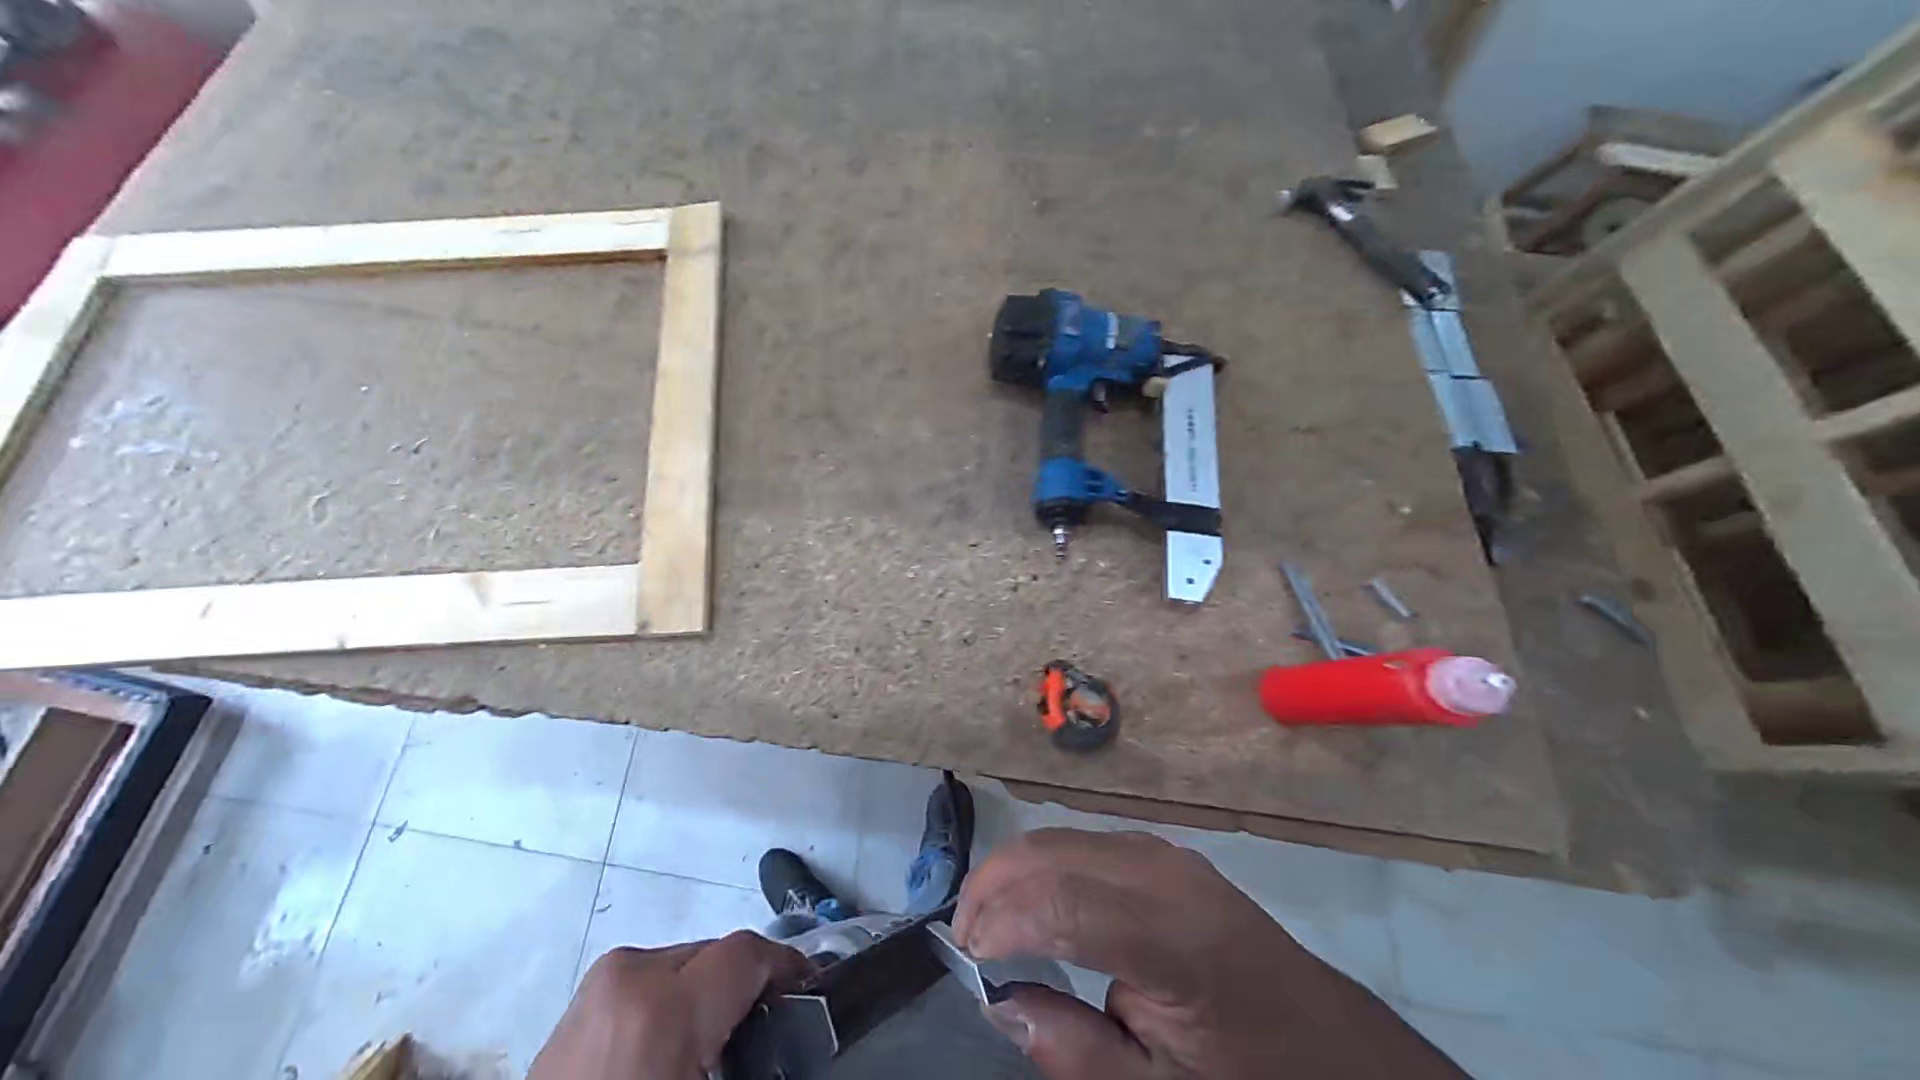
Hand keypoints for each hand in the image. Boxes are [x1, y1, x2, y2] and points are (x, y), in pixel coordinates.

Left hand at [528, 931, 808, 1079]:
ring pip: (677, 965)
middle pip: (713, 953)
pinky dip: (667, 1005)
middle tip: (765, 1028)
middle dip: (745, 984)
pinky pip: (640, 987)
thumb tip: (788, 1032)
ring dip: (707, 994)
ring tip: (717, 1043)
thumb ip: (754, 1059)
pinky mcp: (568, 1014)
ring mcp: (591, 994)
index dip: (786, 966)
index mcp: (663, 1008)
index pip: (745, 952)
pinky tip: (671, 1050)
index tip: (808, 989)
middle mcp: (626, 981)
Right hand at [954, 829, 1464, 1079]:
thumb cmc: (1249, 1075)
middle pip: (1053, 854)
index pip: (1064, 903)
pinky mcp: (1166, 855)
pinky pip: (1085, 844)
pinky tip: (1029, 901)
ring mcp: (1168, 856)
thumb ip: (1074, 1051)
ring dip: (1013, 871)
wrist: (1328, 1044)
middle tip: (962, 939)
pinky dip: (1043, 865)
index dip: (1002, 921)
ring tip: (985, 922)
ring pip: (1063, 839)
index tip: (967, 959)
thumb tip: (998, 1002)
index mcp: (1178, 940)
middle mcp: (1168, 876)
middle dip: (993, 886)